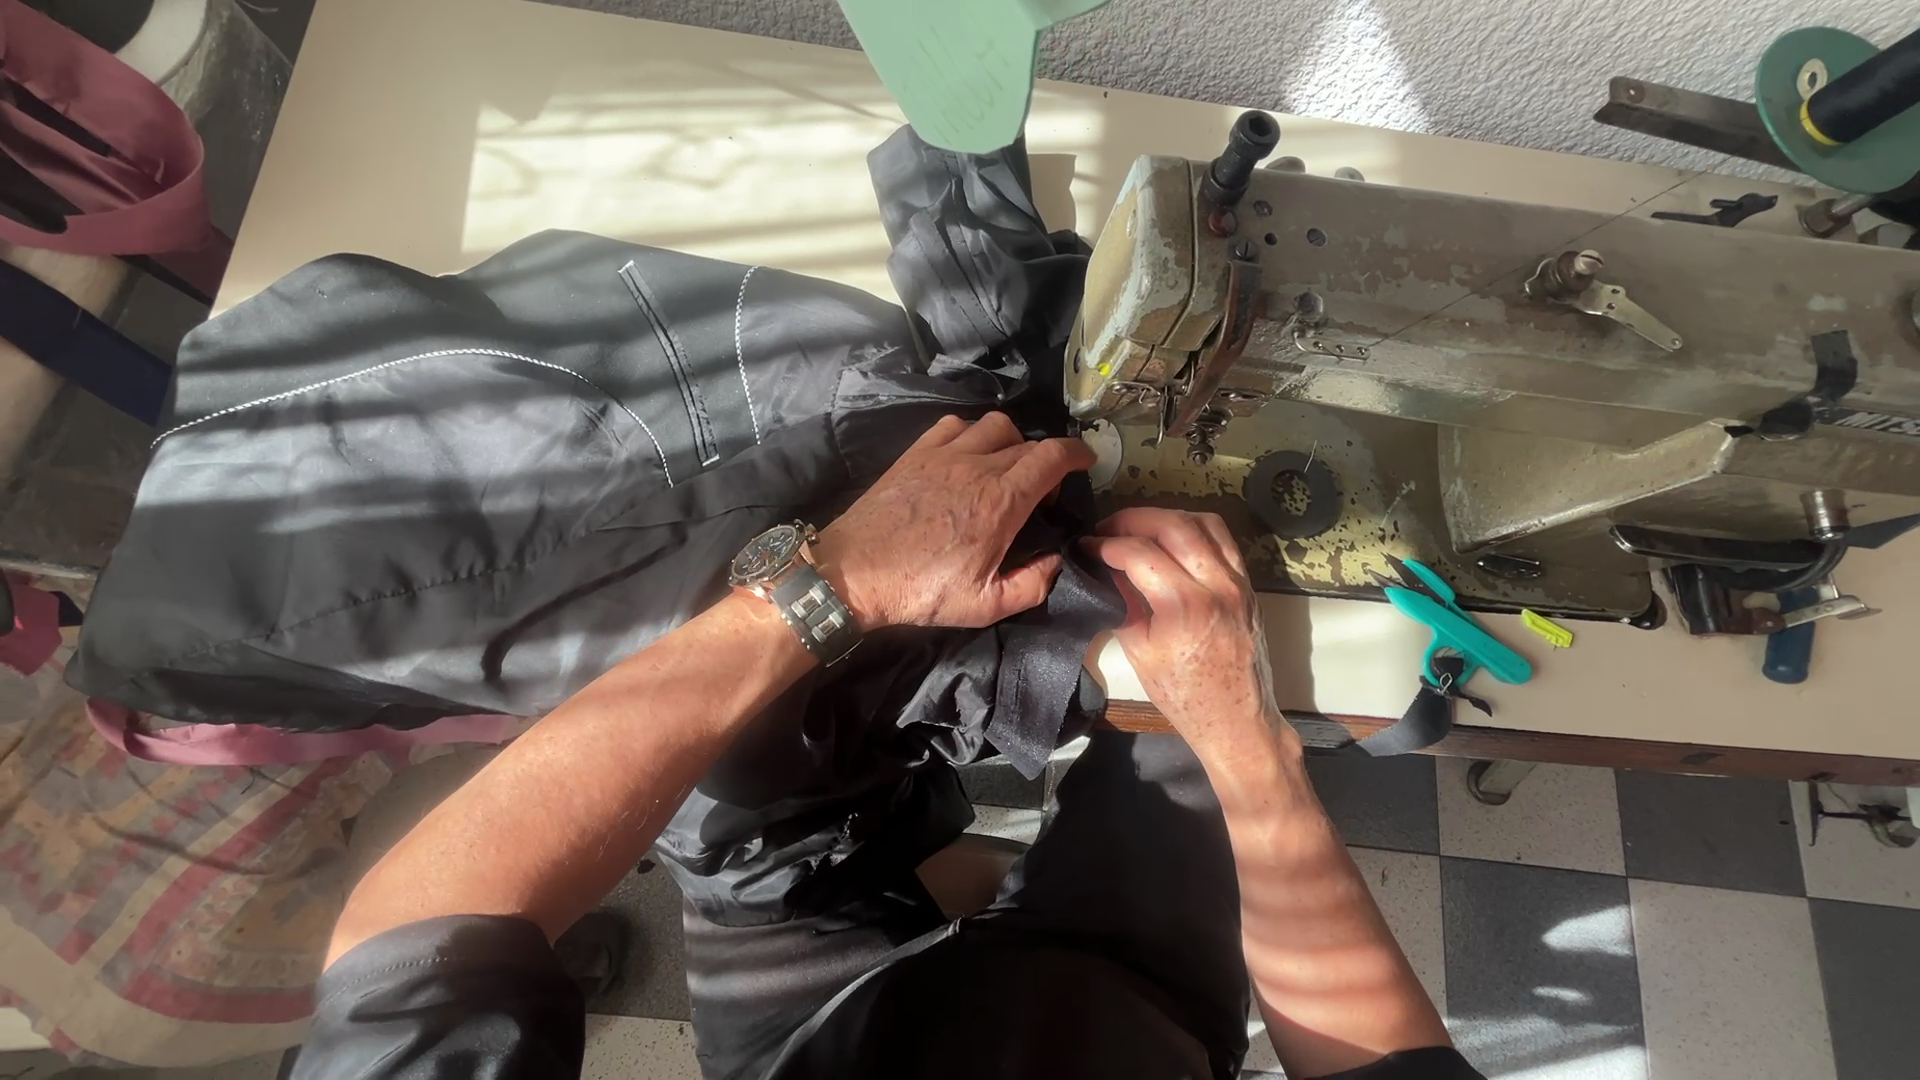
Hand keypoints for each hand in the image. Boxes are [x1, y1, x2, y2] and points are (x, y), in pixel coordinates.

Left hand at [814, 413, 1095, 629]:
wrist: (853, 571)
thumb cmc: (919, 590)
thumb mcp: (986, 605)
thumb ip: (1034, 584)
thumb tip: (1057, 561)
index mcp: (1002, 501)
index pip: (1053, 457)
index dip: (1077, 454)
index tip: (1086, 462)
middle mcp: (978, 466)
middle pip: (1028, 442)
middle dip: (1047, 461)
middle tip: (1040, 493)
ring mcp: (944, 454)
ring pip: (995, 425)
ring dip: (1012, 442)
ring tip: (1006, 470)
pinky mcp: (916, 453)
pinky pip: (955, 424)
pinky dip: (973, 433)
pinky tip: (968, 456)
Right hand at [1084, 508, 1282, 756]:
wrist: (1236, 719)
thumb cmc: (1182, 695)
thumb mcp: (1139, 650)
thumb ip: (1123, 602)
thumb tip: (1105, 569)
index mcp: (1184, 607)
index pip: (1139, 552)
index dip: (1106, 544)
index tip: (1086, 546)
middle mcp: (1216, 585)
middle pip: (1172, 525)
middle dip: (1132, 519)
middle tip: (1107, 529)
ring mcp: (1238, 582)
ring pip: (1202, 522)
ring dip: (1164, 518)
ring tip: (1137, 529)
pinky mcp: (1247, 584)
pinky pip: (1222, 538)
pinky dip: (1193, 529)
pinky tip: (1170, 539)